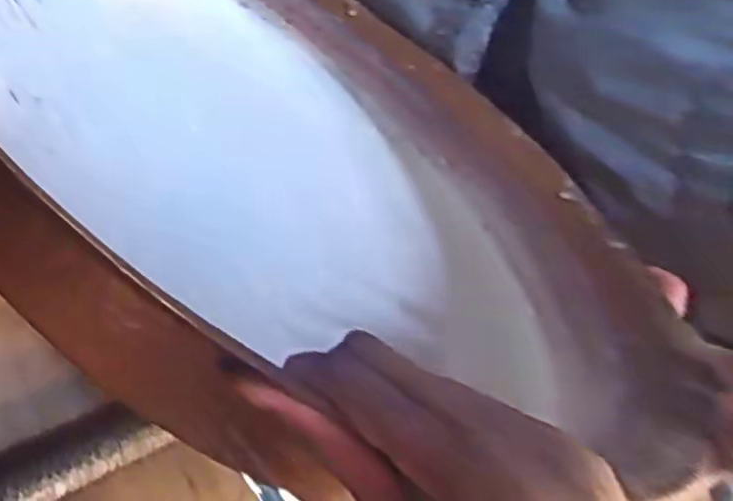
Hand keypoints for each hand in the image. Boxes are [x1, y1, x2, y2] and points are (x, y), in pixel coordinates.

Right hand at [239, 332, 626, 500]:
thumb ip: (336, 450)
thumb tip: (251, 383)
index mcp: (461, 460)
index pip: (347, 370)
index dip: (304, 377)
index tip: (284, 397)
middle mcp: (502, 427)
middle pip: (371, 351)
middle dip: (339, 377)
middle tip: (334, 423)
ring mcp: (542, 431)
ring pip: (415, 371)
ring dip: (387, 396)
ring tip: (397, 452)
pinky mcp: (565, 439)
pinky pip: (465, 397)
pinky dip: (434, 415)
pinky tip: (449, 465)